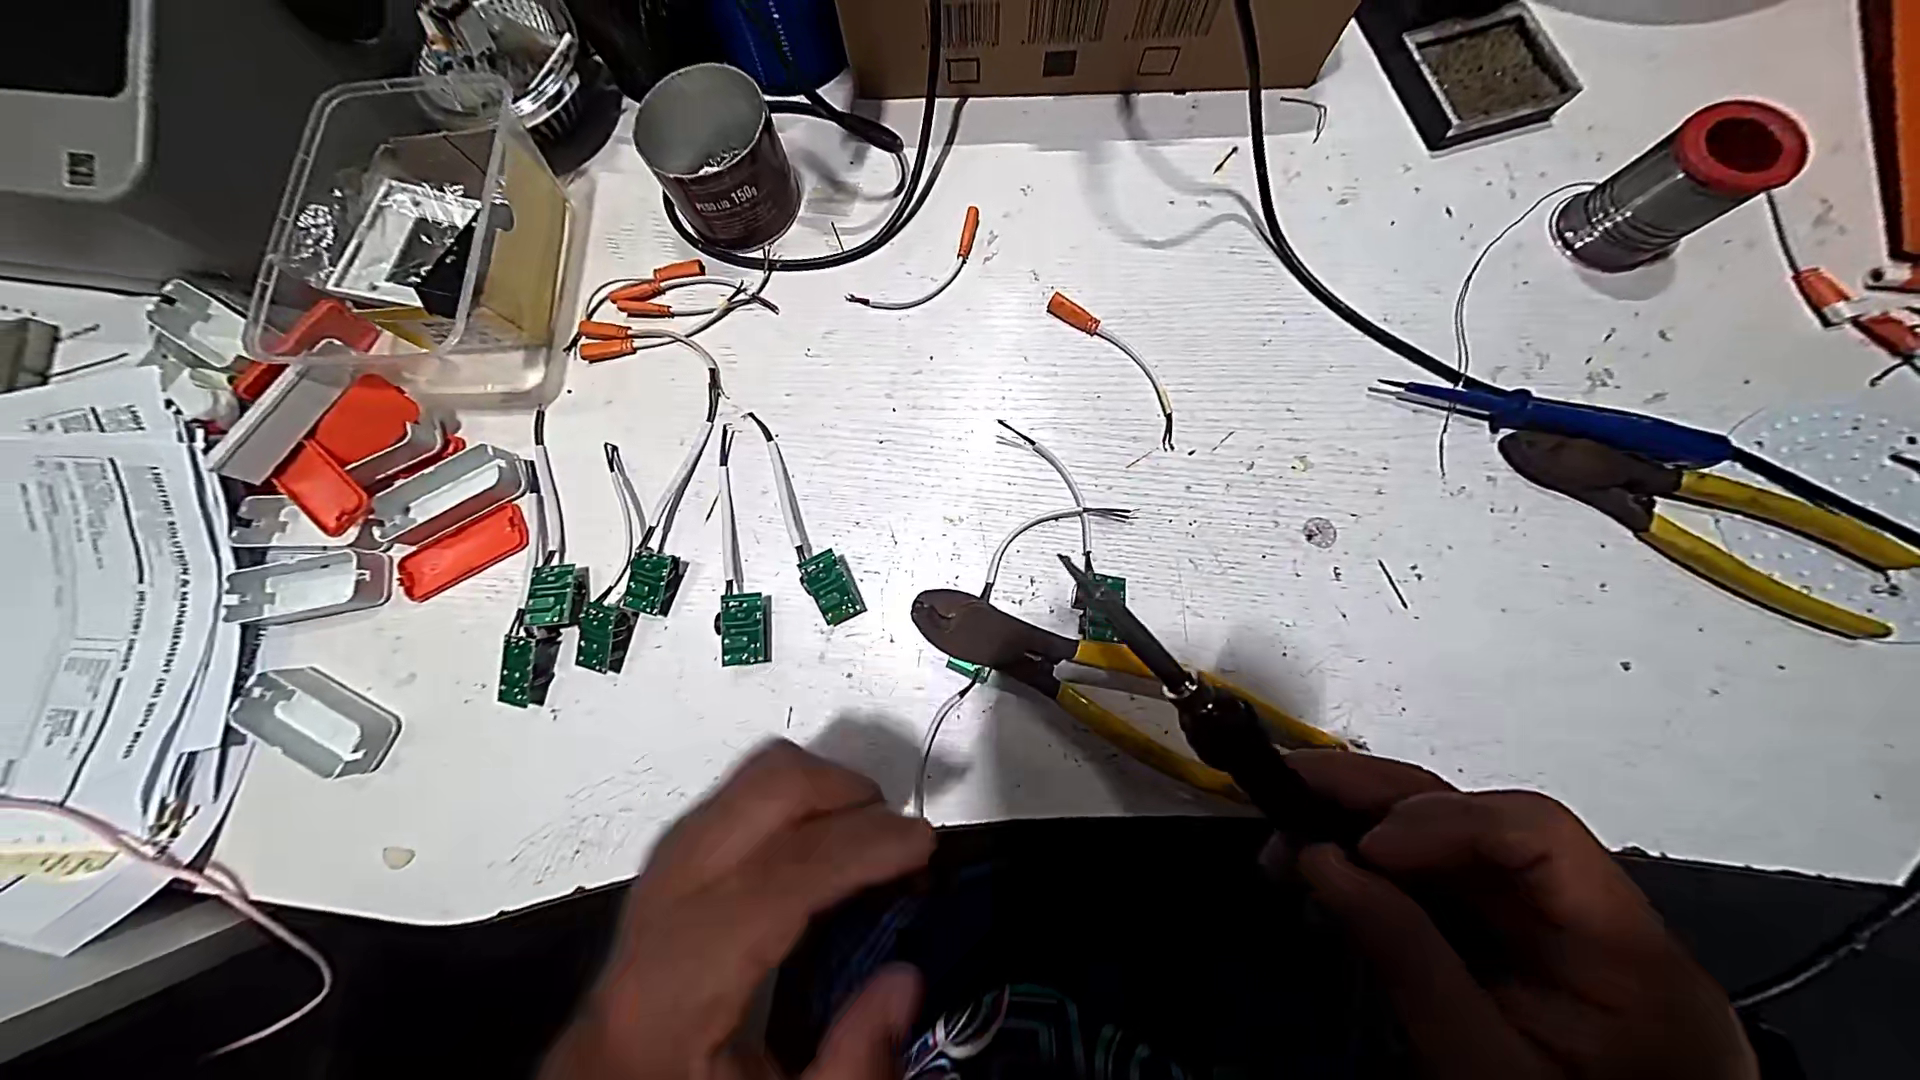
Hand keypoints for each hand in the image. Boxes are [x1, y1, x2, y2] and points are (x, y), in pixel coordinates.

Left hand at [542, 740, 934, 1079]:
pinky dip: (797, 796)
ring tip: (867, 835)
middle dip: (847, 793)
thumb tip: (907, 975)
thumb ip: (851, 1068)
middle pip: (762, 794)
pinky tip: (822, 841)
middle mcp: (661, 903)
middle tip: (899, 838)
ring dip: (824, 788)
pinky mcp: (670, 859)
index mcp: (676, 982)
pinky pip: (742, 794)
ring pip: (752, 779)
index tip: (925, 844)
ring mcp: (660, 868)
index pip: (781, 875)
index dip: (863, 846)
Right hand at [1281, 750, 1757, 1079]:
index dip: (1439, 819)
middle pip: (1469, 811)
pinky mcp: (1492, 923)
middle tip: (1296, 783)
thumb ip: (1411, 964)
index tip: (1367, 846)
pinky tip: (1320, 861)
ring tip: (1290, 827)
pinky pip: (1420, 864)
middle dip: (1370, 792)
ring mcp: (1536, 915)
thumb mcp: (1484, 1068)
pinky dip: (1360, 854)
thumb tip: (1327, 866)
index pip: (1533, 832)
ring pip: (1435, 827)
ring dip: (1353, 817)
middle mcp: (1584, 915)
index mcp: (1625, 955)